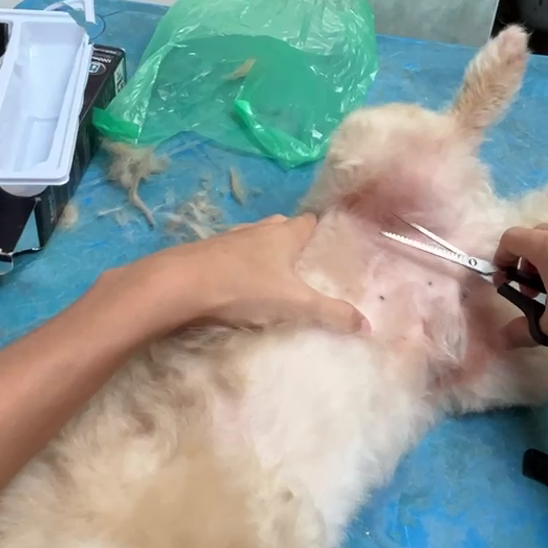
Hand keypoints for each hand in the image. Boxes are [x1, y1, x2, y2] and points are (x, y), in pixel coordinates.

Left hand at [125, 214, 365, 333]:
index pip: (309, 222)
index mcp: (284, 234)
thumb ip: (331, 313)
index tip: (329, 247)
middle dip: (293, 241)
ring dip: (263, 252)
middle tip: (303, 265)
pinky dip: (238, 264)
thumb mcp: (294, 304)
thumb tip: (367, 324)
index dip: (320, 231)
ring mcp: (229, 239)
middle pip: (282, 226)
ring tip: (273, 276)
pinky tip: (237, 284)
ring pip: (254, 239)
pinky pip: (230, 254)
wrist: (180, 284)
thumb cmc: (244, 287)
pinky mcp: (205, 253)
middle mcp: (258, 229)